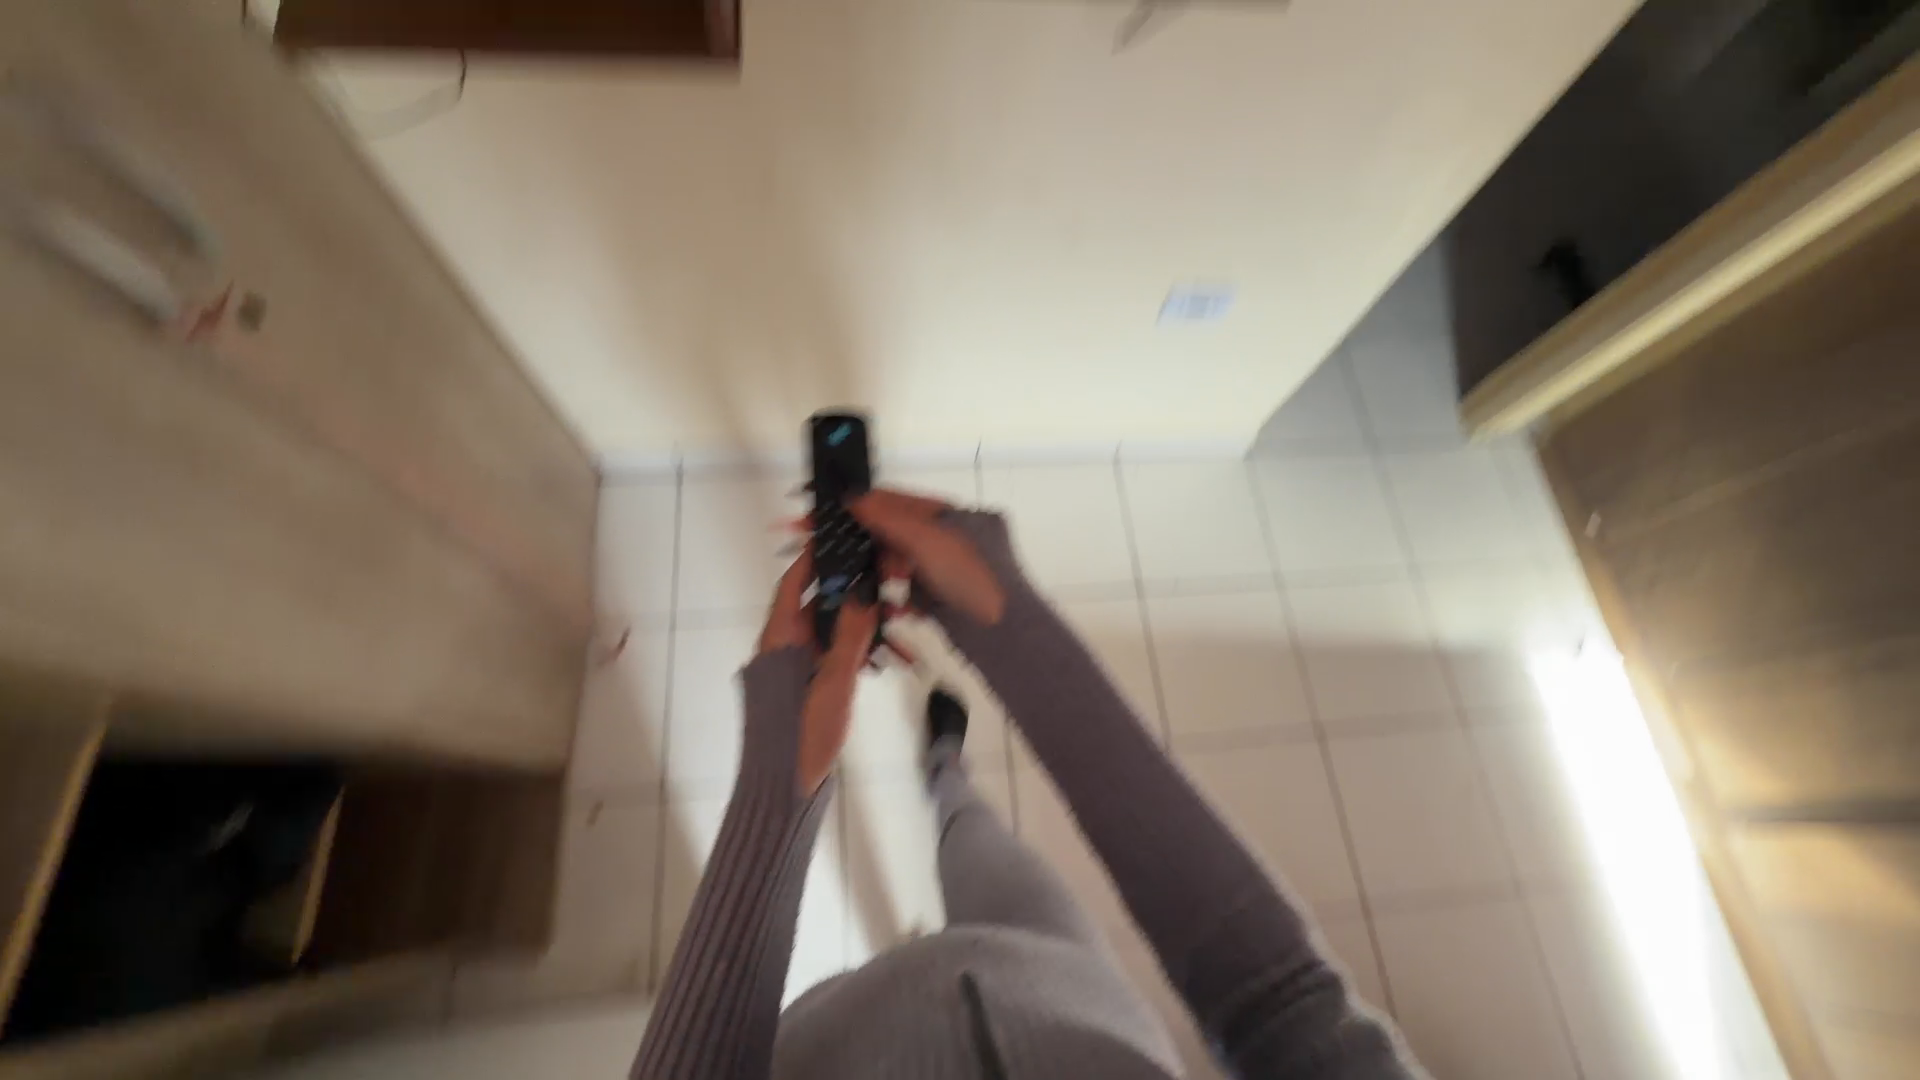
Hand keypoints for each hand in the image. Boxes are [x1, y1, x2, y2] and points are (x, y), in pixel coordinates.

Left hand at [760, 548, 880, 794]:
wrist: (784, 793)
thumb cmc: (802, 737)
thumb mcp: (833, 683)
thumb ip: (850, 636)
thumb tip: (864, 590)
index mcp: (778, 641)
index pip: (793, 585)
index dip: (813, 559)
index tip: (838, 538)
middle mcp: (781, 649)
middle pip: (816, 607)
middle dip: (851, 595)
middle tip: (885, 581)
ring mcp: (792, 670)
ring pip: (828, 634)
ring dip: (859, 627)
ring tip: (896, 620)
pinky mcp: (803, 689)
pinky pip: (830, 658)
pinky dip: (854, 653)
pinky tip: (884, 656)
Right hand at [848, 490, 1006, 624]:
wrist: (1004, 635)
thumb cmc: (970, 578)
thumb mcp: (929, 541)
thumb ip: (890, 519)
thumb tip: (853, 500)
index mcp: (959, 516)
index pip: (904, 501)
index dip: (869, 505)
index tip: (836, 513)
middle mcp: (957, 540)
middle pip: (902, 535)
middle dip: (877, 546)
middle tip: (849, 557)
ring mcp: (952, 572)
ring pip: (904, 566)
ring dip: (884, 575)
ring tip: (876, 585)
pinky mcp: (947, 602)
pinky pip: (912, 594)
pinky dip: (898, 600)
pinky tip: (891, 608)